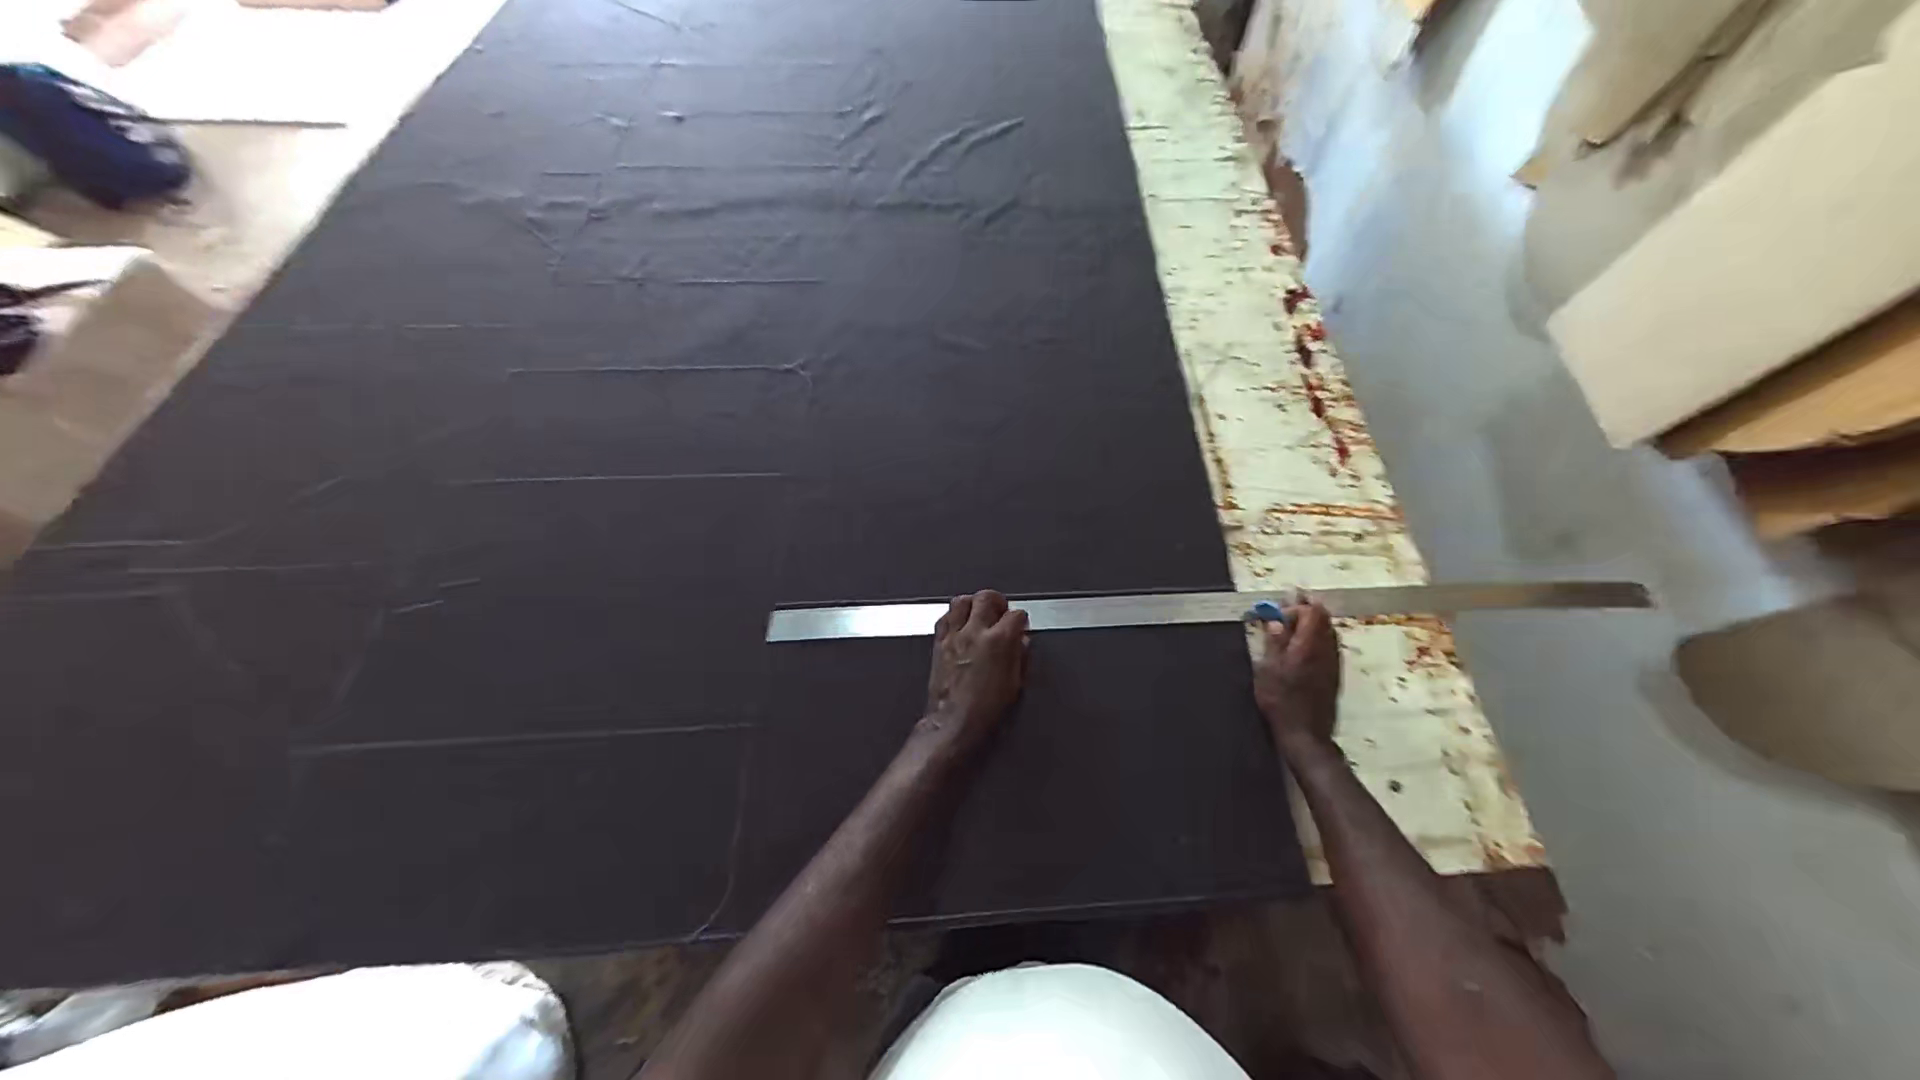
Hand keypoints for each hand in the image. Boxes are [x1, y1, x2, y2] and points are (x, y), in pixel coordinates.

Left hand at [920, 589, 1029, 752]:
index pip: (1015, 615)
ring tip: (980, 612)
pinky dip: (954, 616)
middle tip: (1001, 610)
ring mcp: (954, 636)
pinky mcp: (938, 643)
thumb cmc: (983, 710)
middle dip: (997, 601)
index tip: (1021, 625)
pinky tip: (960, 623)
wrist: (954, 723)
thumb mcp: (1015, 683)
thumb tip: (1021, 643)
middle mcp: (974, 633)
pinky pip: (944, 618)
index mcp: (999, 641)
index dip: (1021, 619)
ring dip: (973, 604)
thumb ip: (1020, 656)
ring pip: (962, 601)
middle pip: (986, 598)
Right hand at [1253, 599, 1340, 753]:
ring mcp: (1333, 663)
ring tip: (1293, 622)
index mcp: (1309, 646)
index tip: (1278, 612)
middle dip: (1307, 609)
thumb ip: (1274, 642)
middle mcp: (1326, 650)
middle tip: (1289, 605)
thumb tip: (1277, 621)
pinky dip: (1316, 637)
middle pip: (1324, 620)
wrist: (1305, 734)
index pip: (1312, 613)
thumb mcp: (1267, 669)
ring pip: (1328, 632)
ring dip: (1312, 623)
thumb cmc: (1281, 700)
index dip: (1296, 607)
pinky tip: (1302, 644)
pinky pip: (1329, 646)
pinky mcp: (1333, 675)